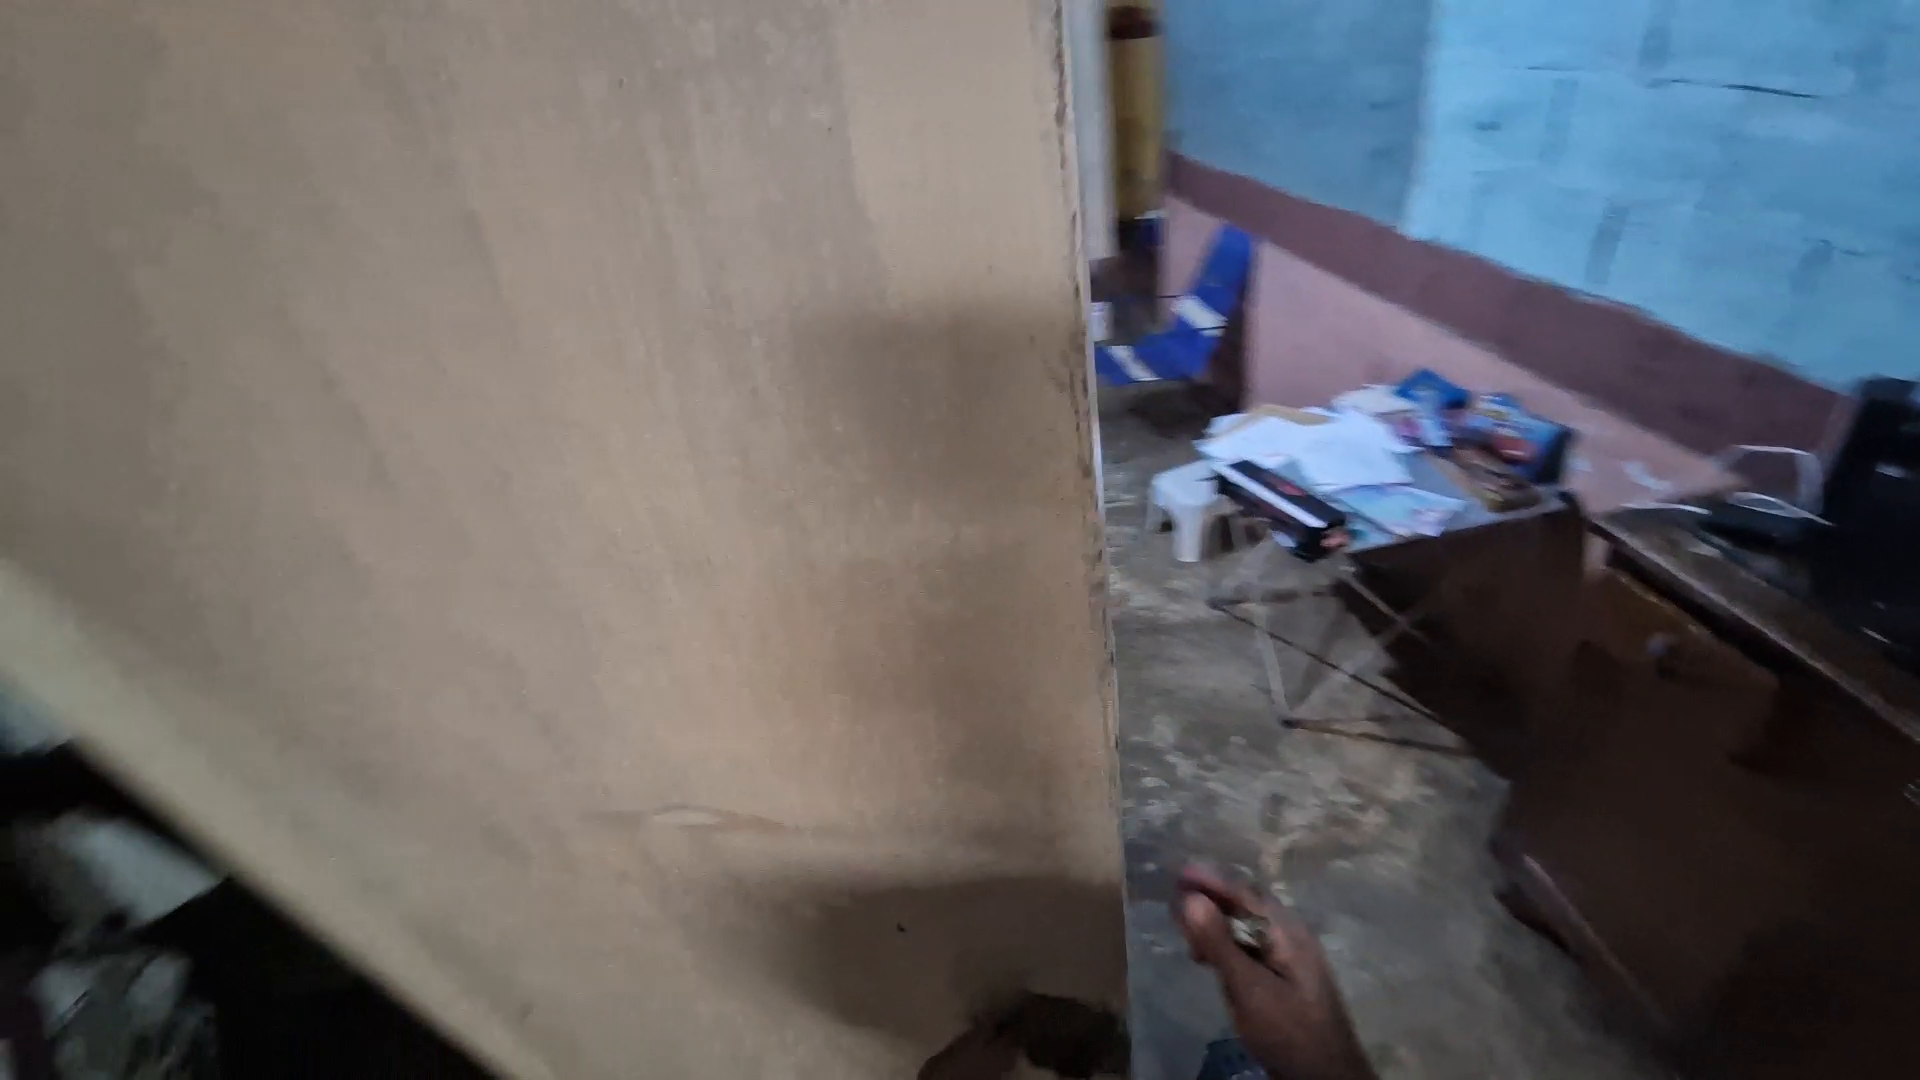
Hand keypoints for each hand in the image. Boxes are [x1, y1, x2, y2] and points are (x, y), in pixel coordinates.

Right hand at [1173, 866, 1376, 1079]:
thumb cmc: (1289, 1033)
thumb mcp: (1249, 989)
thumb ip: (1219, 943)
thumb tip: (1189, 898)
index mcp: (1287, 932)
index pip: (1244, 893)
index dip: (1210, 881)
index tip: (1178, 874)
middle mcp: (1291, 936)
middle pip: (1246, 904)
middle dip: (1210, 897)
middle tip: (1176, 897)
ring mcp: (1289, 957)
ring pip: (1246, 925)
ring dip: (1214, 920)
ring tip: (1184, 926)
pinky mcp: (1283, 977)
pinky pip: (1249, 945)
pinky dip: (1223, 942)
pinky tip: (1205, 955)